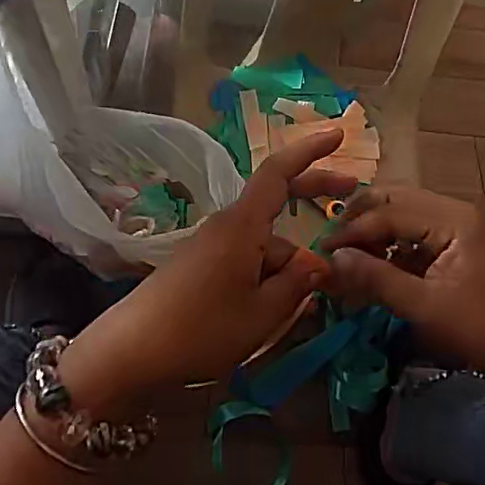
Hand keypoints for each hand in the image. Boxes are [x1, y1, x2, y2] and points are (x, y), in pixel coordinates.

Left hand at [59, 131, 357, 413]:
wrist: (133, 349)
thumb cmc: (202, 328)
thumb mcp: (261, 313)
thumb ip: (295, 285)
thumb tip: (319, 263)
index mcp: (243, 225)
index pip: (279, 173)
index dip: (309, 151)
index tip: (337, 135)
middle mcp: (227, 225)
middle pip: (275, 202)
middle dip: (312, 196)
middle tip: (351, 197)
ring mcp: (212, 244)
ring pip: (264, 244)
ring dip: (289, 265)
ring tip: (304, 307)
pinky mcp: (202, 265)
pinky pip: (247, 259)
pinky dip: (268, 276)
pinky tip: (276, 310)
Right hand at [320, 187, 484, 382]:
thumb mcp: (427, 307)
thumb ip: (376, 279)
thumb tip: (332, 259)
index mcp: (450, 218)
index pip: (386, 212)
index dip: (350, 232)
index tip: (322, 253)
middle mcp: (455, 211)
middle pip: (394, 201)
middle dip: (360, 221)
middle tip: (333, 246)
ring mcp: (462, 227)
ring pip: (405, 216)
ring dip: (376, 234)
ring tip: (352, 260)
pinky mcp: (464, 247)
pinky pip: (419, 234)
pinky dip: (395, 248)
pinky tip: (381, 271)